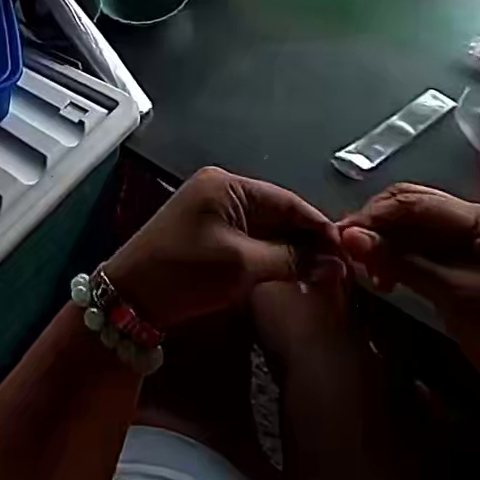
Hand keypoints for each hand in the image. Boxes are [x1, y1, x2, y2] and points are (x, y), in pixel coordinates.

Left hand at [103, 167, 339, 329]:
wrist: (130, 294)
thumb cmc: (184, 271)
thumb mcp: (241, 265)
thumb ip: (289, 260)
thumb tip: (332, 264)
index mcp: (227, 185)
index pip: (287, 200)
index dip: (319, 226)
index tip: (348, 254)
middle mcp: (221, 189)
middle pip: (277, 211)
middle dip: (306, 239)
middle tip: (338, 270)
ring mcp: (211, 208)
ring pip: (264, 226)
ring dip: (290, 248)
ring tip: (320, 274)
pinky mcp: (206, 230)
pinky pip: (248, 236)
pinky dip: (269, 253)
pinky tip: (288, 272)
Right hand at [339, 184, 479, 423]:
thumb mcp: (462, 299)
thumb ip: (404, 263)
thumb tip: (349, 237)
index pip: (418, 203)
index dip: (376, 215)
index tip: (340, 236)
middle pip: (415, 210)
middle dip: (378, 224)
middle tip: (345, 251)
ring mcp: (478, 250)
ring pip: (418, 232)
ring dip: (387, 244)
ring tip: (364, 269)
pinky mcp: (471, 274)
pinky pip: (428, 255)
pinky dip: (402, 261)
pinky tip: (385, 277)